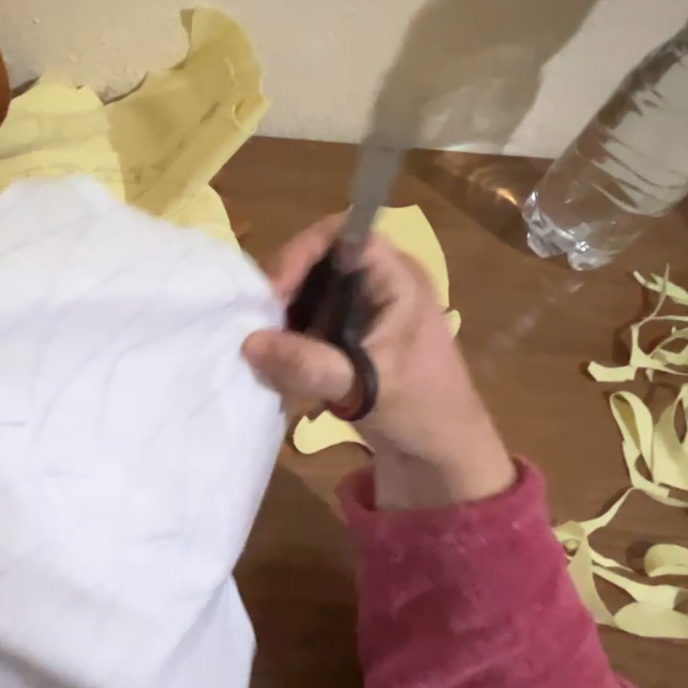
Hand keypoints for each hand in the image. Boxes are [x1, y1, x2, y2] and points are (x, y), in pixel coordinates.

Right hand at [242, 214, 514, 509]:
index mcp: (397, 279)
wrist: (438, 453)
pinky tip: (282, 371)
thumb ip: (308, 365)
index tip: (273, 293)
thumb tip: (249, 343)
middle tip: (261, 324)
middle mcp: (378, 283)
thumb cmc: (419, 410)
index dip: (302, 252)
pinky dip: (289, 342)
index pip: (343, 234)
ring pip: (307, 294)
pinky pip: (307, 323)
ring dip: (283, 320)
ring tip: (269, 352)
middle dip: (285, 291)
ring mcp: (361, 310)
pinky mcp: (347, 337)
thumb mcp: (363, 386)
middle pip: (317, 261)